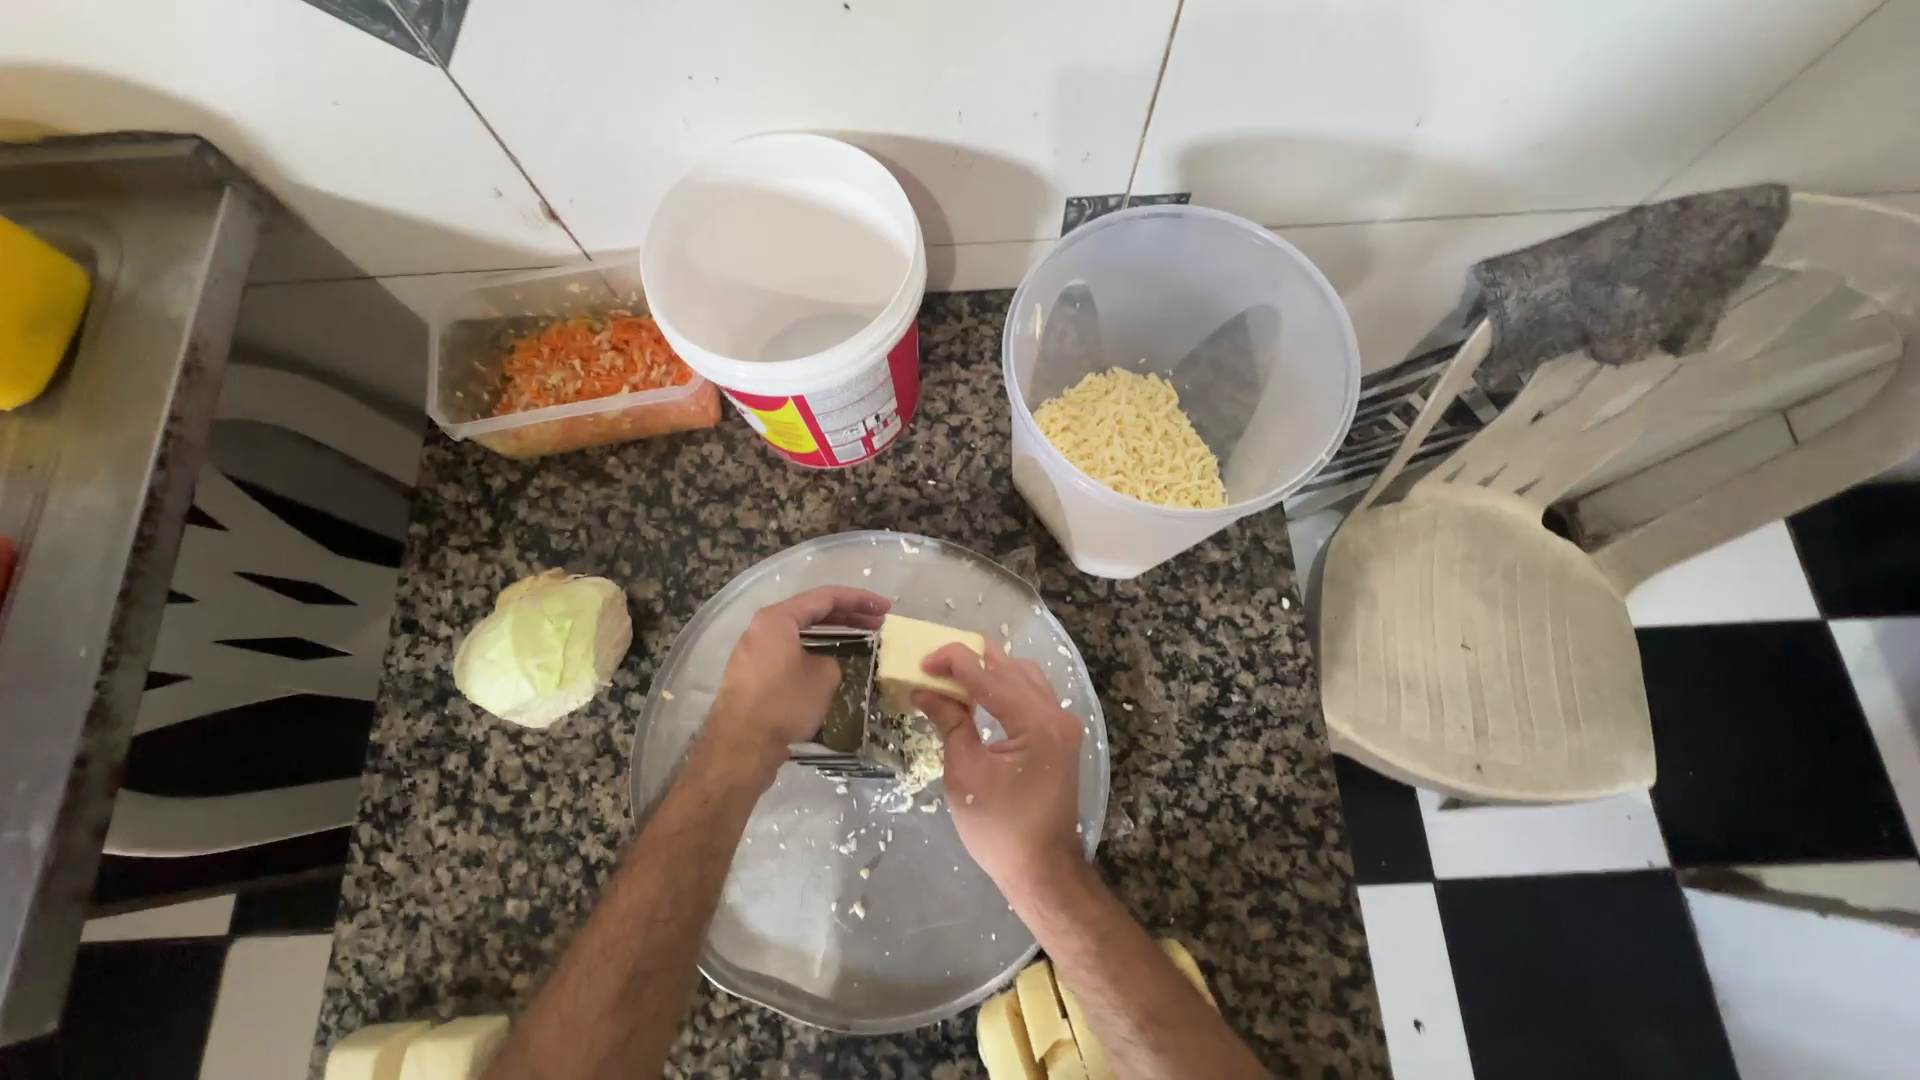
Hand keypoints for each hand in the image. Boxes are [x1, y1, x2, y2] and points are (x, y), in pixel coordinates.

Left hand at [703, 585, 889, 787]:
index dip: (859, 600)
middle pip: (811, 612)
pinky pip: (788, 652)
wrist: (741, 745)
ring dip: (831, 634)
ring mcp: (754, 652)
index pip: (825, 597)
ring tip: (860, 639)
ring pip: (799, 633)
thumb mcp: (824, 677)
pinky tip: (830, 661)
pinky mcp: (753, 675)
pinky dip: (813, 650)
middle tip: (878, 622)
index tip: (885, 608)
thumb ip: (832, 660)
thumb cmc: (785, 702)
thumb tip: (823, 664)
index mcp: (777, 619)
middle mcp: (762, 629)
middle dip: (847, 615)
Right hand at [912, 642, 1086, 894]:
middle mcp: (1057, 715)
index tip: (921, 661)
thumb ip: (950, 723)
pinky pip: (1032, 695)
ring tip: (953, 678)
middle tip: (933, 666)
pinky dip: (1005, 687)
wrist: (1042, 870)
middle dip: (970, 661)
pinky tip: (980, 696)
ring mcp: (1063, 724)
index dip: (953, 662)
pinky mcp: (1060, 736)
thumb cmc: (1000, 829)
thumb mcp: (965, 773)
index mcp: (1036, 723)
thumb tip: (925, 690)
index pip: (989, 675)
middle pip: (1010, 668)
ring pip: (1024, 676)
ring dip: (989, 671)